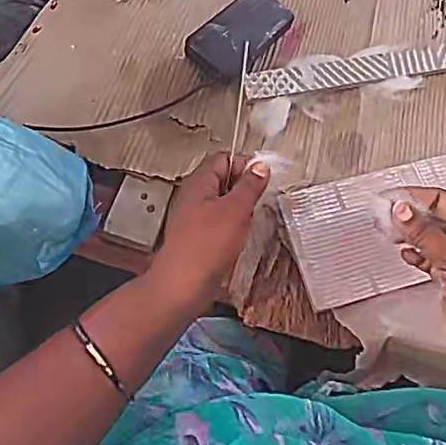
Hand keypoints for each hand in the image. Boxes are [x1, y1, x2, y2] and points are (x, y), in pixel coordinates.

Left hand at [148, 154, 269, 309]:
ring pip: (224, 203)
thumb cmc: (205, 246)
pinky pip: (220, 223)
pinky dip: (234, 227)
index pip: (224, 158)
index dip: (245, 164)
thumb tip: (260, 167)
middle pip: (224, 180)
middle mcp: (194, 197)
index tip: (263, 178)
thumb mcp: (235, 210)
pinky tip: (241, 238)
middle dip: (245, 188)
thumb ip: (249, 186)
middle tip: (260, 201)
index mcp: (199, 183)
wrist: (182, 286)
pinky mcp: (198, 238)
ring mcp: (195, 218)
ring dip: (241, 210)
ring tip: (251, 221)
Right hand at [387, 188, 445, 372]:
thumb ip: (424, 233)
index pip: (444, 200)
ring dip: (410, 236)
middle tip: (386, 215)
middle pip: (436, 219)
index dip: (415, 198)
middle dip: (410, 216)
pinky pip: (431, 260)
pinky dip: (416, 256)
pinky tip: (407, 254)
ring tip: (390, 232)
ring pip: (431, 240)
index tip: (392, 199)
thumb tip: (403, 211)